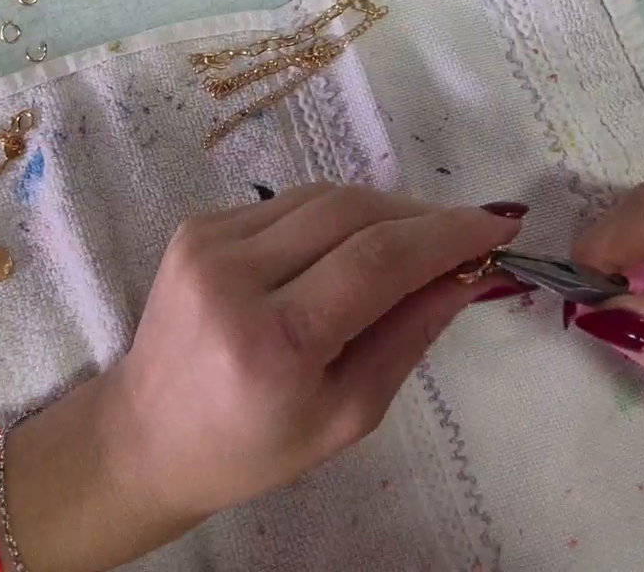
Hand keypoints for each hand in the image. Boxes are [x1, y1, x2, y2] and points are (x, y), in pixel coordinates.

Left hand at [106, 184, 524, 520]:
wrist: (147, 432)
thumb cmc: (252, 446)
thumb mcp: (346, 416)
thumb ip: (408, 336)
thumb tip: (465, 273)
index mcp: (273, 342)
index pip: (377, 261)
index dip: (445, 234)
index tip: (495, 225)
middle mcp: (233, 276)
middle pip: (349, 211)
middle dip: (417, 214)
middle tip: (461, 231)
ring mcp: (206, 241)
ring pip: (318, 197)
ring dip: (377, 209)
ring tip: (412, 237)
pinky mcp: (194, 224)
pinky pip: (284, 205)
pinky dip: (328, 216)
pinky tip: (345, 245)